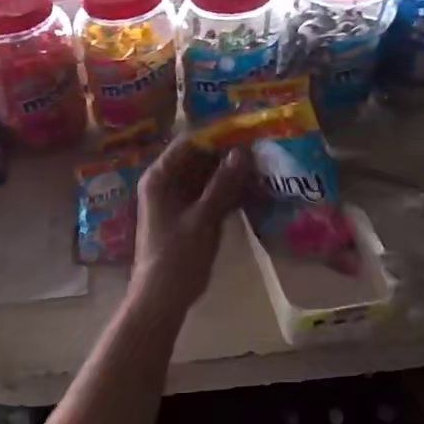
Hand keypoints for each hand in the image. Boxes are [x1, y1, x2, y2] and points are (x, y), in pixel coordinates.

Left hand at [130, 138, 250, 311]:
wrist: (162, 295)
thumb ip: (223, 185)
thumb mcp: (203, 218)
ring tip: (264, 164)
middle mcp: (164, 183)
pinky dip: (227, 192)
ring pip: (205, 177)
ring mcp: (176, 200)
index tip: (247, 128)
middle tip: (263, 145)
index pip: (188, 142)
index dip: (216, 134)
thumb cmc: (177, 255)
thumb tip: (243, 152)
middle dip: (227, 153)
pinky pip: (208, 194)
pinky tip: (254, 189)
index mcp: (159, 178)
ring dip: (230, 173)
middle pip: (198, 158)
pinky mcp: (188, 216)